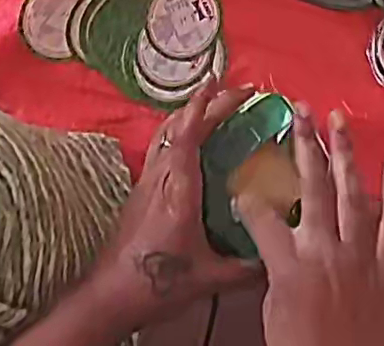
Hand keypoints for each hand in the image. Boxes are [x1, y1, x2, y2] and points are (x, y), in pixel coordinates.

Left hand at [85, 84, 261, 330]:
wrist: (110, 296)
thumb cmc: (158, 284)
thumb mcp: (207, 278)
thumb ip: (243, 268)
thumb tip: (274, 258)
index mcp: (179, 188)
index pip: (188, 135)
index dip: (205, 107)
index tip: (225, 87)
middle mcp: (161, 174)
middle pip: (181, 124)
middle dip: (209, 101)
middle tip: (238, 91)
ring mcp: (148, 178)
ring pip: (167, 129)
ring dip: (190, 110)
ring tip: (214, 100)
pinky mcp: (141, 186)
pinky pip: (161, 142)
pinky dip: (179, 126)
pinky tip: (190, 132)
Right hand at [237, 107, 383, 345]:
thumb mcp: (274, 312)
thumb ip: (277, 265)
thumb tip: (278, 238)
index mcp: (290, 266)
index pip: (262, 219)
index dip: (249, 203)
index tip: (242, 191)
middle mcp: (325, 251)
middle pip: (312, 186)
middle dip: (306, 144)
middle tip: (302, 109)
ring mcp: (357, 254)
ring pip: (351, 192)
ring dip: (344, 153)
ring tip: (339, 118)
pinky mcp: (381, 265)